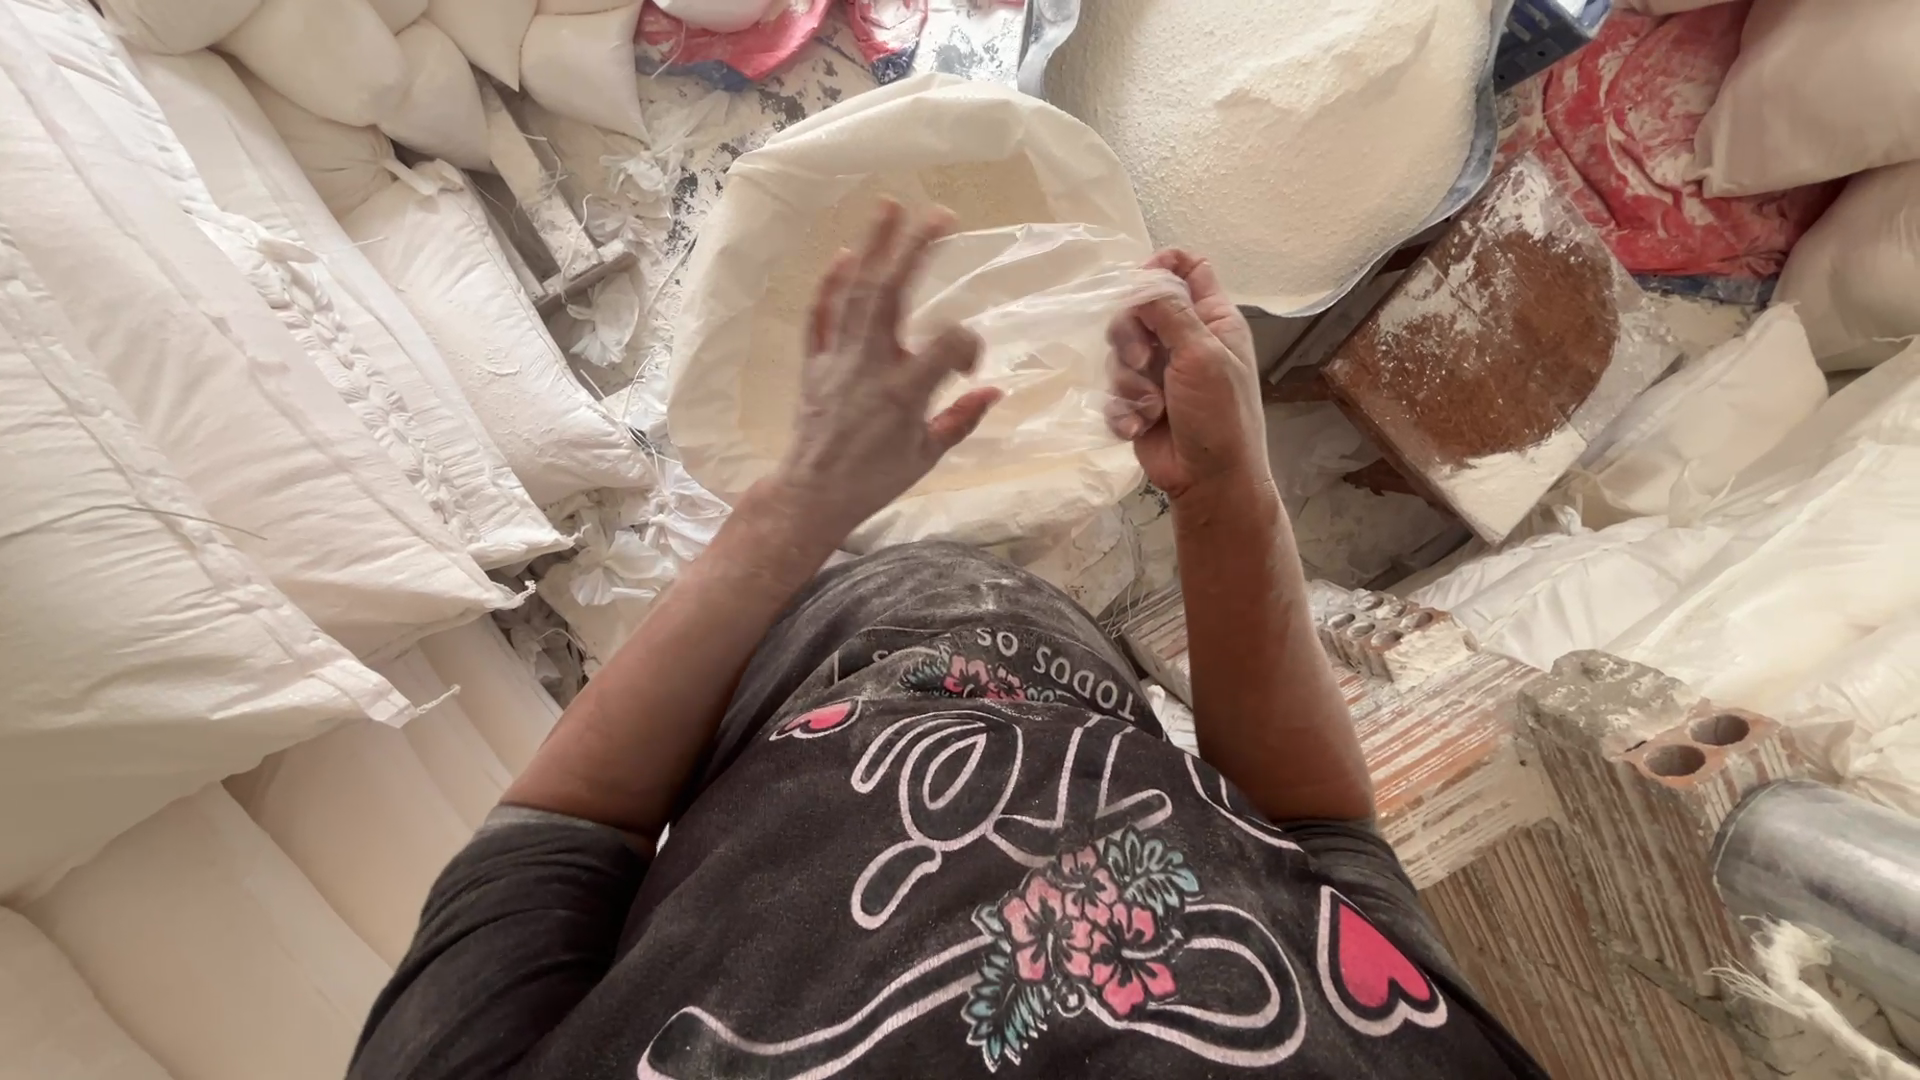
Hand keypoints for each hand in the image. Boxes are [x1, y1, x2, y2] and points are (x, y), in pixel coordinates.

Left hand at [770, 200, 1002, 538]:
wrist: (814, 493)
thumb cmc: (876, 480)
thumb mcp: (927, 457)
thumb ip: (962, 419)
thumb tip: (994, 390)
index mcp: (904, 393)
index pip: (948, 343)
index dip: (969, 344)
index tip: (970, 367)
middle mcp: (870, 366)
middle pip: (892, 294)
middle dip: (916, 249)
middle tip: (940, 214)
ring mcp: (837, 359)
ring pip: (855, 294)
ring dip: (873, 246)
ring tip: (889, 205)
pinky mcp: (813, 363)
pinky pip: (819, 317)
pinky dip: (828, 285)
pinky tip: (841, 255)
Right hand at [1106, 250, 1272, 504]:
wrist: (1209, 480)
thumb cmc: (1219, 415)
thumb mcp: (1202, 355)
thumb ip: (1171, 313)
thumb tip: (1142, 279)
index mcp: (1212, 321)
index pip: (1189, 269)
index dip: (1161, 267)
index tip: (1138, 283)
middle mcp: (1183, 342)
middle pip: (1138, 311)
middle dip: (1130, 335)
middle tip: (1142, 358)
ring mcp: (1159, 374)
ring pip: (1119, 355)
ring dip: (1129, 383)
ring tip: (1150, 407)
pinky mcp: (1138, 404)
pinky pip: (1113, 393)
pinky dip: (1122, 411)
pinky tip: (1138, 427)